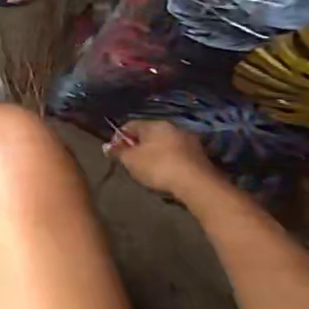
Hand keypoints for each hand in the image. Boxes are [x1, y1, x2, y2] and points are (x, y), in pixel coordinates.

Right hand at [106, 120, 224, 198]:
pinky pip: (177, 155)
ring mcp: (189, 141)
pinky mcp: (200, 155)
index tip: (115, 153)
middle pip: (148, 134)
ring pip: (164, 144)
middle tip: (132, 162)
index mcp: (154, 124)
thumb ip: (118, 152)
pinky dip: (170, 162)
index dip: (119, 137)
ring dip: (155, 154)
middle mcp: (172, 127)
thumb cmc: (158, 167)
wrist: (197, 184)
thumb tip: (108, 146)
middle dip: (138, 146)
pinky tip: (166, 174)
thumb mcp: (130, 161)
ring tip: (149, 170)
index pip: (130, 125)